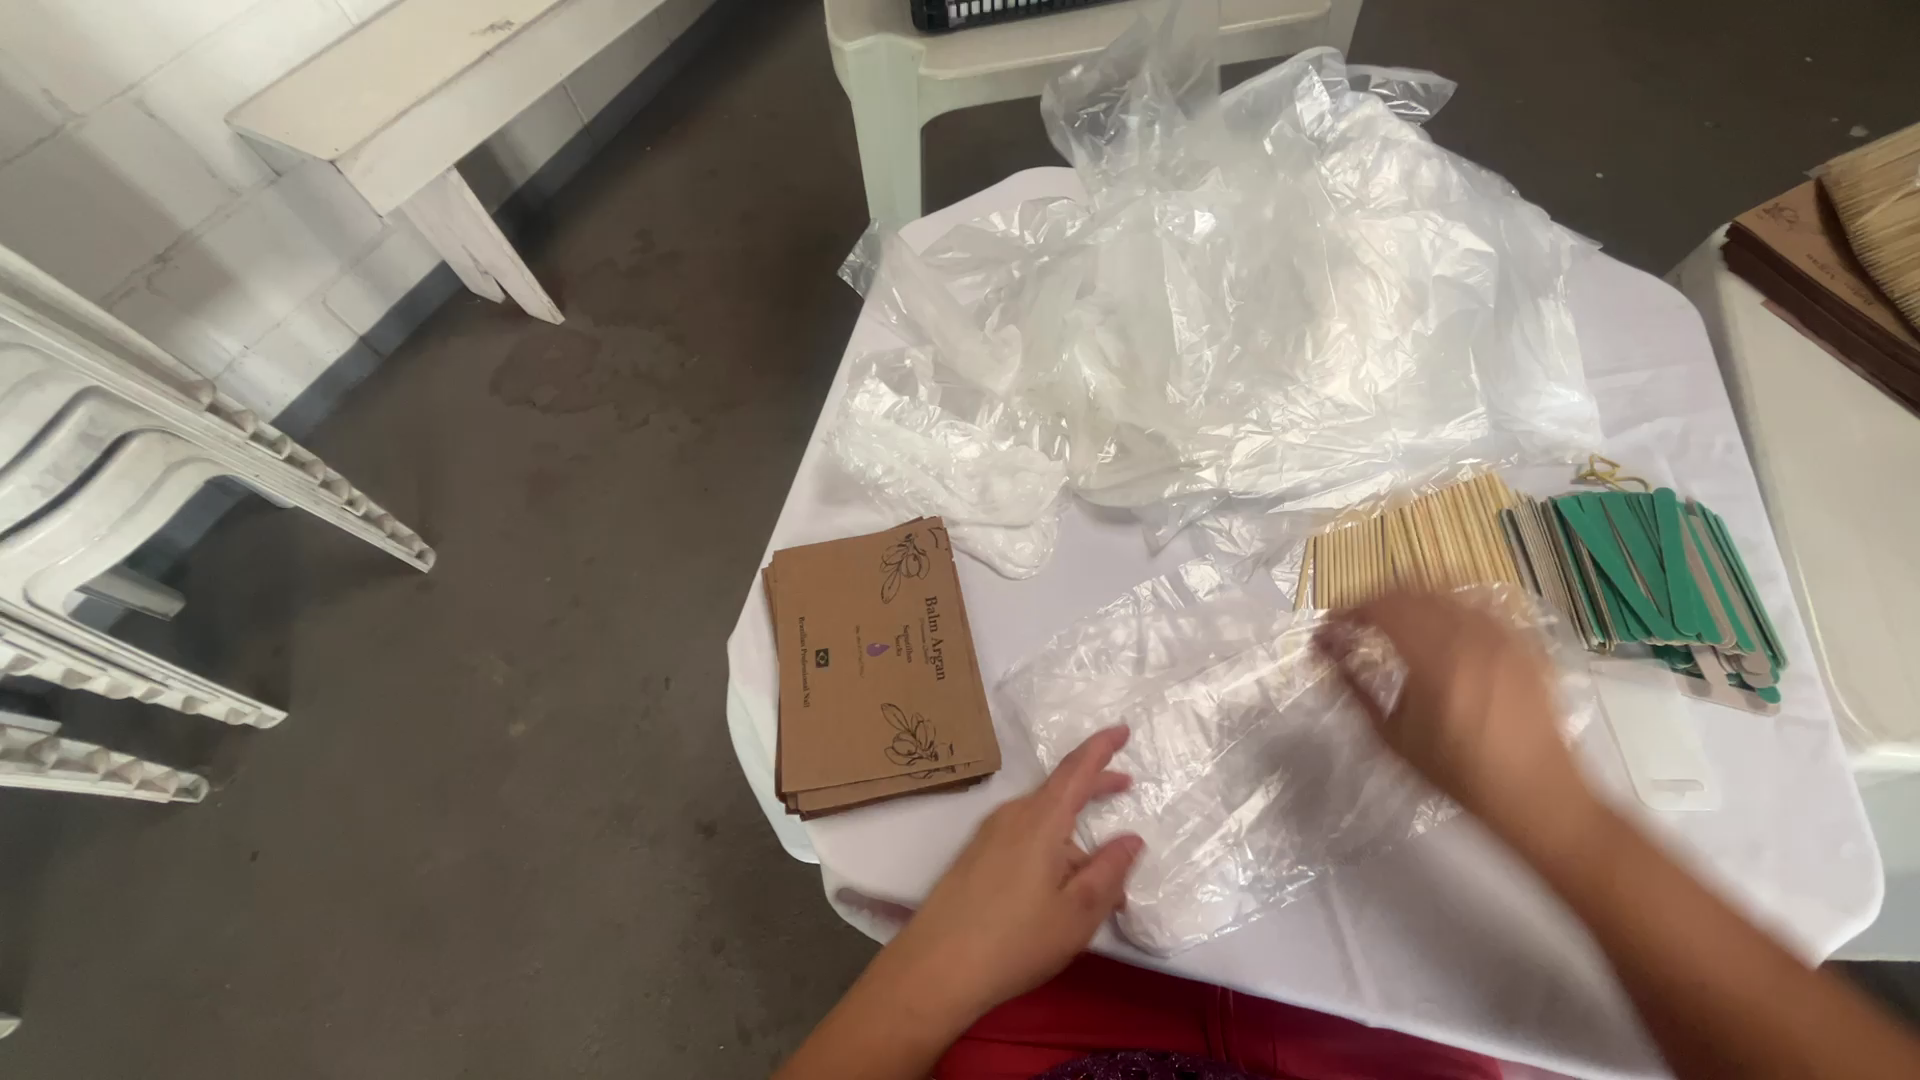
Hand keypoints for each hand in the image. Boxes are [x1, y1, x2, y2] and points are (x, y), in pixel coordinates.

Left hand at [869, 726, 1143, 1026]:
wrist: (938, 966)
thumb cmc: (1016, 938)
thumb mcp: (1078, 912)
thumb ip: (1109, 871)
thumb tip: (1131, 839)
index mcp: (1040, 820)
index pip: (1076, 770)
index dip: (1101, 747)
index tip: (1122, 729)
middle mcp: (1012, 816)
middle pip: (1059, 790)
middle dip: (1093, 785)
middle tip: (1125, 785)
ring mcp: (989, 835)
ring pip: (1043, 820)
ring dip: (1074, 832)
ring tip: (1101, 874)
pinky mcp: (976, 856)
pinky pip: (1024, 837)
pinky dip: (1051, 846)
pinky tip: (1061, 886)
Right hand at [1314, 591, 1600, 852]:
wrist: (1540, 798)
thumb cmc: (1457, 775)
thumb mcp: (1391, 736)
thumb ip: (1352, 685)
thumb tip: (1321, 648)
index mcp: (1434, 659)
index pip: (1380, 607)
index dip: (1348, 611)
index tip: (1329, 628)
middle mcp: (1471, 637)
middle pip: (1410, 590)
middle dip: (1374, 601)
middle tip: (1354, 624)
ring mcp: (1503, 636)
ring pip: (1445, 592)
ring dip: (1410, 600)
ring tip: (1392, 622)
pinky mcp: (1524, 643)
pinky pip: (1479, 605)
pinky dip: (1448, 606)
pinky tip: (1438, 626)